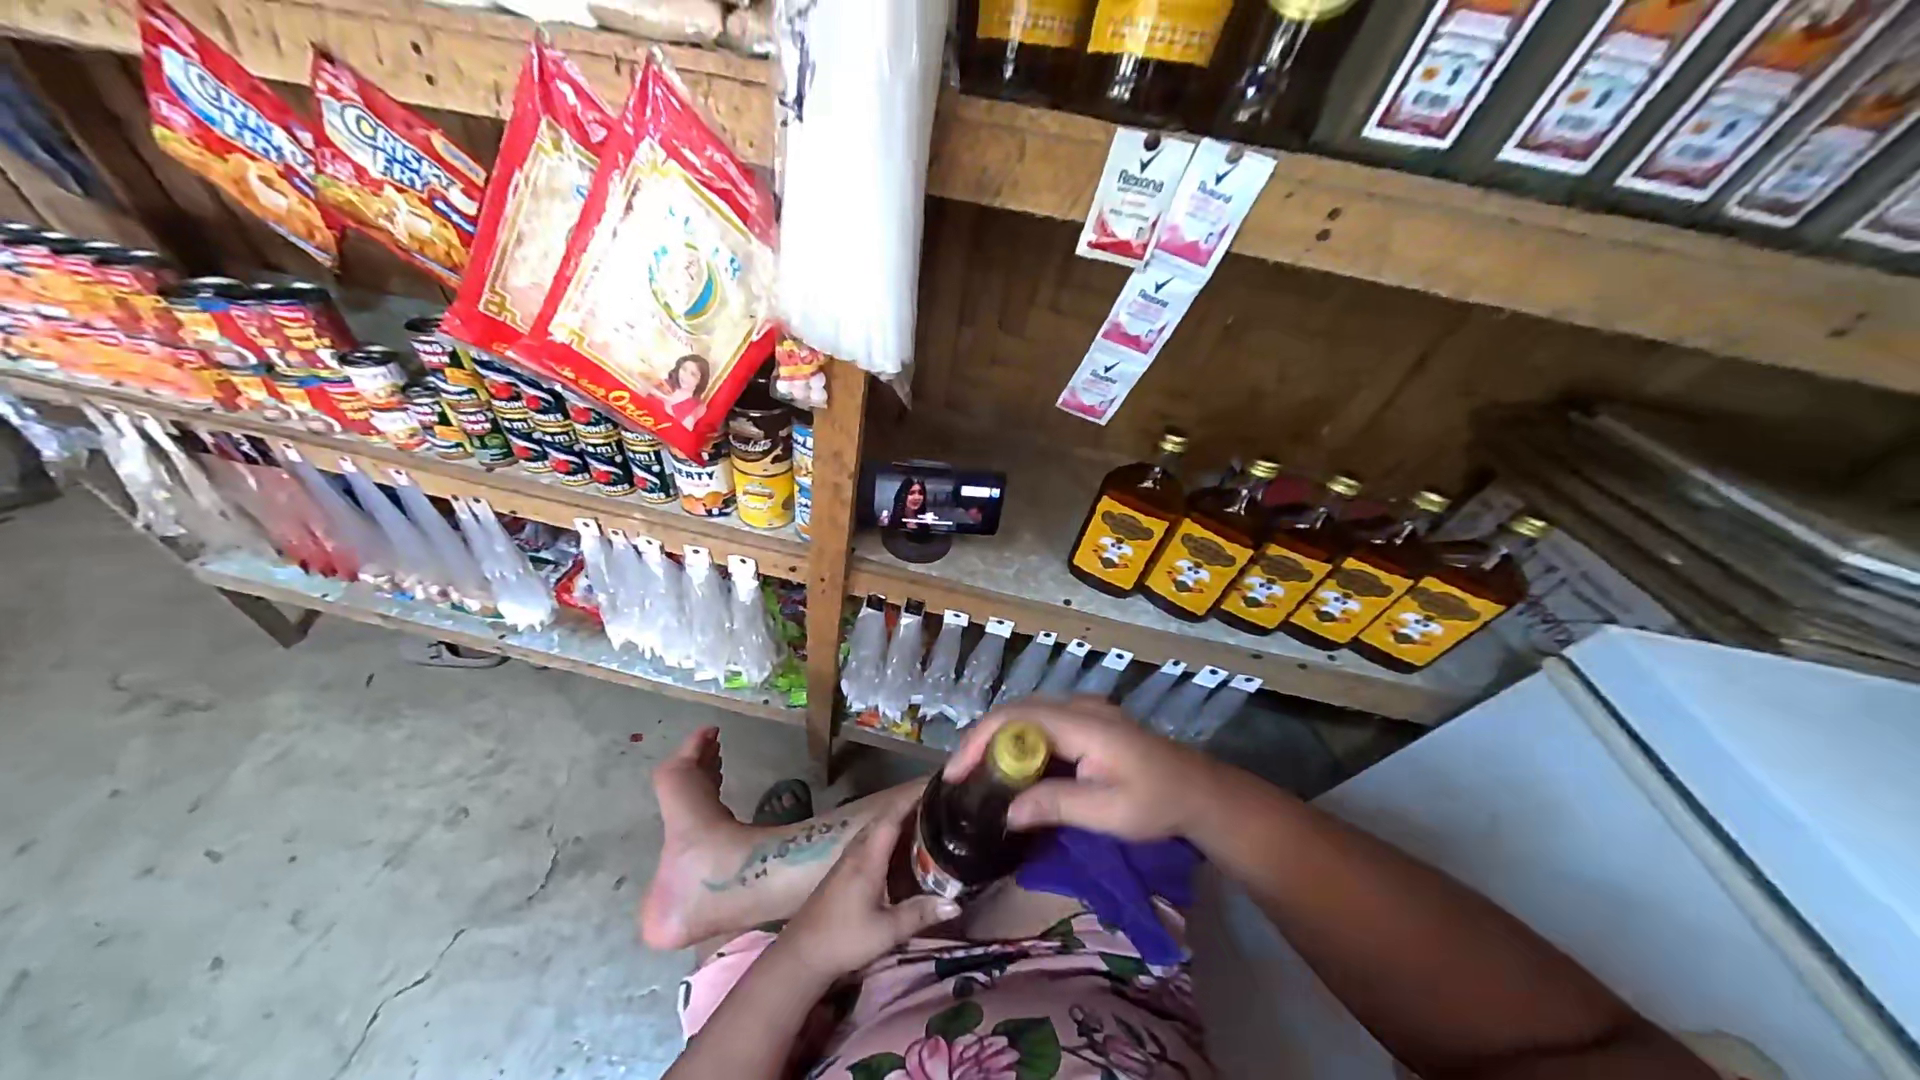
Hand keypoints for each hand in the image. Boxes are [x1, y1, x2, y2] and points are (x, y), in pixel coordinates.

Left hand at [773, 793, 958, 980]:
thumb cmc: (843, 939)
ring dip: (899, 821)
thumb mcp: (887, 930)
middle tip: (939, 805)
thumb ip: (920, 914)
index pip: (891, 815)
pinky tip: (901, 848)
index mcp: (868, 856)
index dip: (912, 798)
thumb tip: (956, 904)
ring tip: (926, 821)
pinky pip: (870, 841)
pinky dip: (889, 836)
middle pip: (885, 818)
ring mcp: (847, 859)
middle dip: (910, 806)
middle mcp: (857, 850)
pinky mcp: (843, 870)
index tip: (935, 788)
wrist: (800, 955)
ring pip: (876, 829)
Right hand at [944, 698, 1224, 840]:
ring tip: (977, 772)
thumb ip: (1055, 805)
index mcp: (1082, 725)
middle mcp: (1079, 707)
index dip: (979, 741)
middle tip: (960, 776)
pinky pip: (1041, 721)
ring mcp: (1084, 710)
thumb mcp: (1107, 812)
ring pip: (1026, 713)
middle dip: (981, 740)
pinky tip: (1011, 765)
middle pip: (1016, 711)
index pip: (1016, 720)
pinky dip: (1018, 740)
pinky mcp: (1088, 719)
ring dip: (998, 739)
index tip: (956, 774)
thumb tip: (1006, 812)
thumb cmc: (1156, 803)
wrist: (1198, 790)